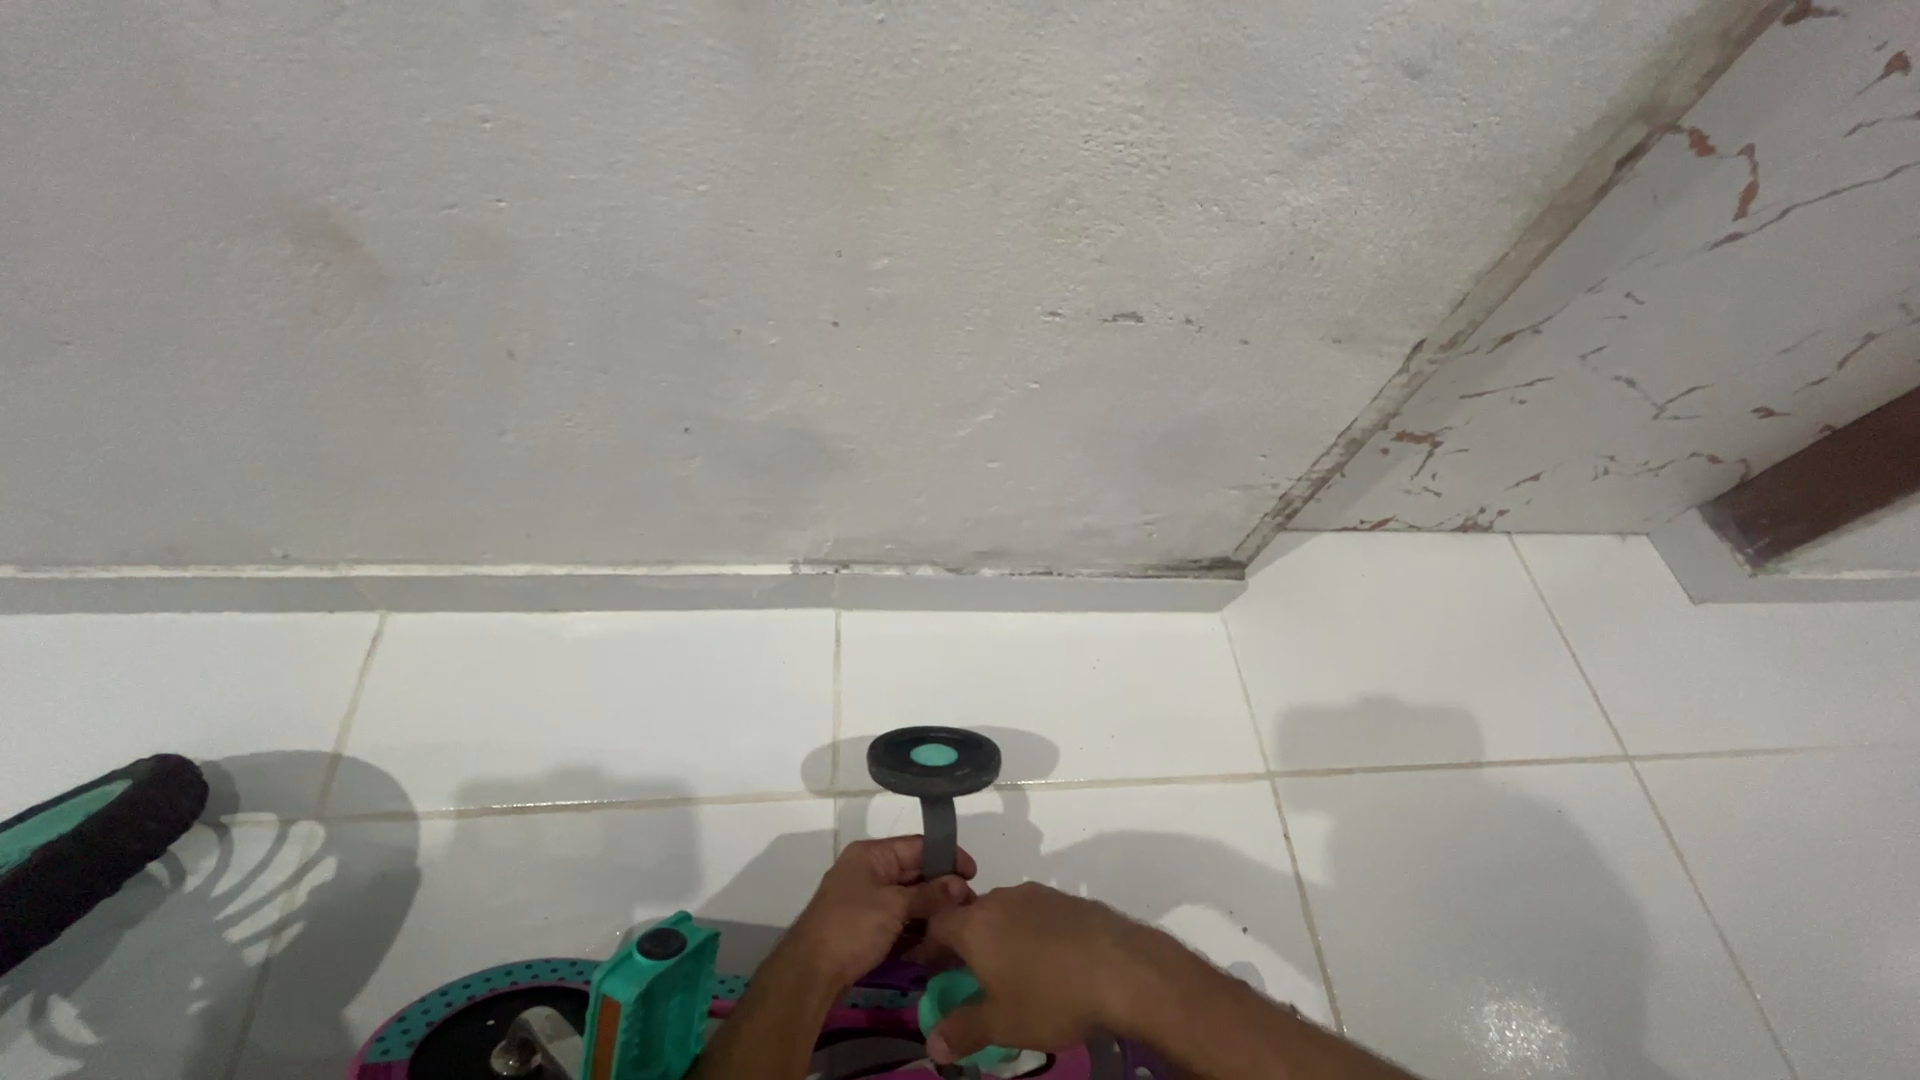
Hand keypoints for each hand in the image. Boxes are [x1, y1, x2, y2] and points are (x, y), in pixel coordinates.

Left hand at [780, 835, 977, 992]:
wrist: (810, 973)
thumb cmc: (852, 927)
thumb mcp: (894, 906)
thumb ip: (930, 894)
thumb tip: (960, 886)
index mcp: (871, 854)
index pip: (918, 846)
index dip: (948, 856)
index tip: (974, 874)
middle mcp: (868, 871)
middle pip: (914, 872)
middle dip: (942, 887)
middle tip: (971, 905)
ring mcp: (866, 900)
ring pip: (908, 899)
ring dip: (931, 911)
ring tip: (959, 924)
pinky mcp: (865, 927)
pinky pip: (898, 920)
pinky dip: (916, 928)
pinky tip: (937, 941)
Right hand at [924, 882, 1177, 1063]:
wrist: (1122, 968)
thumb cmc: (1051, 996)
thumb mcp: (1002, 1024)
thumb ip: (963, 1031)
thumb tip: (932, 1045)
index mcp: (976, 924)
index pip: (937, 923)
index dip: (929, 946)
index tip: (929, 969)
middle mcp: (1002, 900)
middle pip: (971, 914)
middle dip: (965, 943)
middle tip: (969, 976)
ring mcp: (1037, 895)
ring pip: (1005, 912)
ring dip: (1000, 936)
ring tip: (1011, 971)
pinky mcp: (1067, 900)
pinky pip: (1035, 914)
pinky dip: (1031, 934)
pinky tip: (1049, 962)